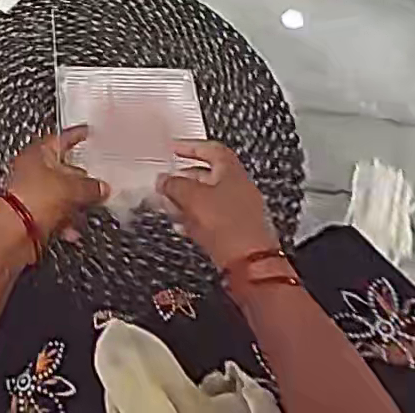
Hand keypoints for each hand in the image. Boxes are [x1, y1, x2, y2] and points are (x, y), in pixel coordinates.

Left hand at [0, 126, 107, 246]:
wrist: (13, 234)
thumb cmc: (33, 199)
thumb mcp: (70, 188)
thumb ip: (90, 186)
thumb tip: (102, 187)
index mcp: (39, 152)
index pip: (63, 138)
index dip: (78, 135)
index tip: (90, 133)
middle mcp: (34, 169)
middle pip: (64, 168)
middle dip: (83, 178)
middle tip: (100, 182)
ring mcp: (33, 192)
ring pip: (62, 194)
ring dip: (77, 203)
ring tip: (91, 209)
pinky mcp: (33, 215)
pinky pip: (55, 214)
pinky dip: (67, 222)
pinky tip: (74, 231)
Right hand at [158, 140, 279, 266]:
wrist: (250, 267)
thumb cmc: (229, 226)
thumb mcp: (191, 196)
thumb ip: (174, 184)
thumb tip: (163, 180)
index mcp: (232, 171)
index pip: (211, 149)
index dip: (191, 146)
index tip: (175, 148)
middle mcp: (239, 188)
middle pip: (208, 175)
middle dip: (184, 178)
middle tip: (167, 181)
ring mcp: (240, 211)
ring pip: (208, 198)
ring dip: (187, 200)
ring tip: (169, 205)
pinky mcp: (237, 233)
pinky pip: (213, 219)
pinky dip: (196, 218)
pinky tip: (183, 225)